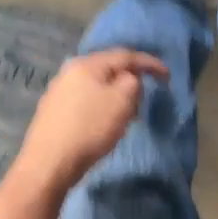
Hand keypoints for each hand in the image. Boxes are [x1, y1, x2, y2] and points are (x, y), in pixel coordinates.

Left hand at [14, 50, 167, 191]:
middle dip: (130, 80)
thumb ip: (133, 82)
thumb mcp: (122, 101)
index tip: (167, 76)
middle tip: (145, 95)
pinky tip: (104, 122)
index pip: (124, 56)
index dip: (149, 63)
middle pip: (108, 69)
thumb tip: (129, 79)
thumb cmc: (90, 128)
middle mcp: (69, 72)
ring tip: (127, 112)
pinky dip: (101, 106)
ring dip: (115, 95)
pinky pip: (85, 101)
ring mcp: (58, 92)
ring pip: (96, 86)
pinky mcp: (54, 112)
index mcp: (87, 65)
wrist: (50, 162)